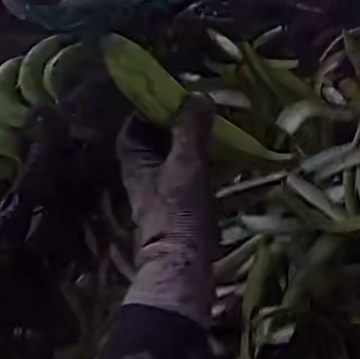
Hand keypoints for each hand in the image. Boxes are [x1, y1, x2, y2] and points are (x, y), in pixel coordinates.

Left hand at [116, 96, 216, 323]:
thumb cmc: (178, 212)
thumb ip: (191, 129)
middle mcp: (145, 173)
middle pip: (156, 137)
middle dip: (176, 121)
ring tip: (216, 124)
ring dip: (192, 139)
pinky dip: (204, 159)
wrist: (185, 265)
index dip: (151, 107)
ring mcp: (163, 189)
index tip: (174, 93)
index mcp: (135, 161)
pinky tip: (224, 154)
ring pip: (175, 154)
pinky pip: (191, 171)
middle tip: (201, 106)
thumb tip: (199, 95)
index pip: (135, 124)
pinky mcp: (182, 203)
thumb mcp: (186, 164)